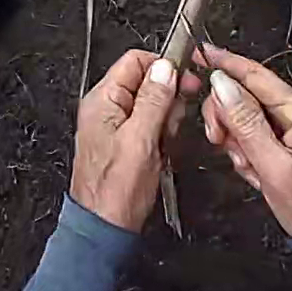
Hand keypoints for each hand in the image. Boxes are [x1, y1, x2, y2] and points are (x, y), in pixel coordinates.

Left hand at [72, 49, 198, 230]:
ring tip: (163, 144)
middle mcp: (106, 108)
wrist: (105, 229)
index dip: (164, 65)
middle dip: (167, 100)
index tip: (188, 79)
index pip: (135, 61)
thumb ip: (153, 99)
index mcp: (103, 100)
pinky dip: (161, 137)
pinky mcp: (124, 142)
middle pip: (147, 82)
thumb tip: (165, 67)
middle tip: (171, 123)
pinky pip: (150, 127)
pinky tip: (160, 153)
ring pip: (152, 106)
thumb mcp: (141, 139)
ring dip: (166, 121)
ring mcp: (114, 125)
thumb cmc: (115, 190)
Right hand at [198, 45, 291, 236]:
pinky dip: (249, 150)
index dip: (225, 63)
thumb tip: (222, 84)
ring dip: (238, 139)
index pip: (256, 75)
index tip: (201, 52)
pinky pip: (259, 133)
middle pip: (248, 95)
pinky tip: (254, 170)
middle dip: (227, 116)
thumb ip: (245, 122)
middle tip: (219, 139)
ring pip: (249, 116)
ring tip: (246, 165)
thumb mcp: (272, 167)